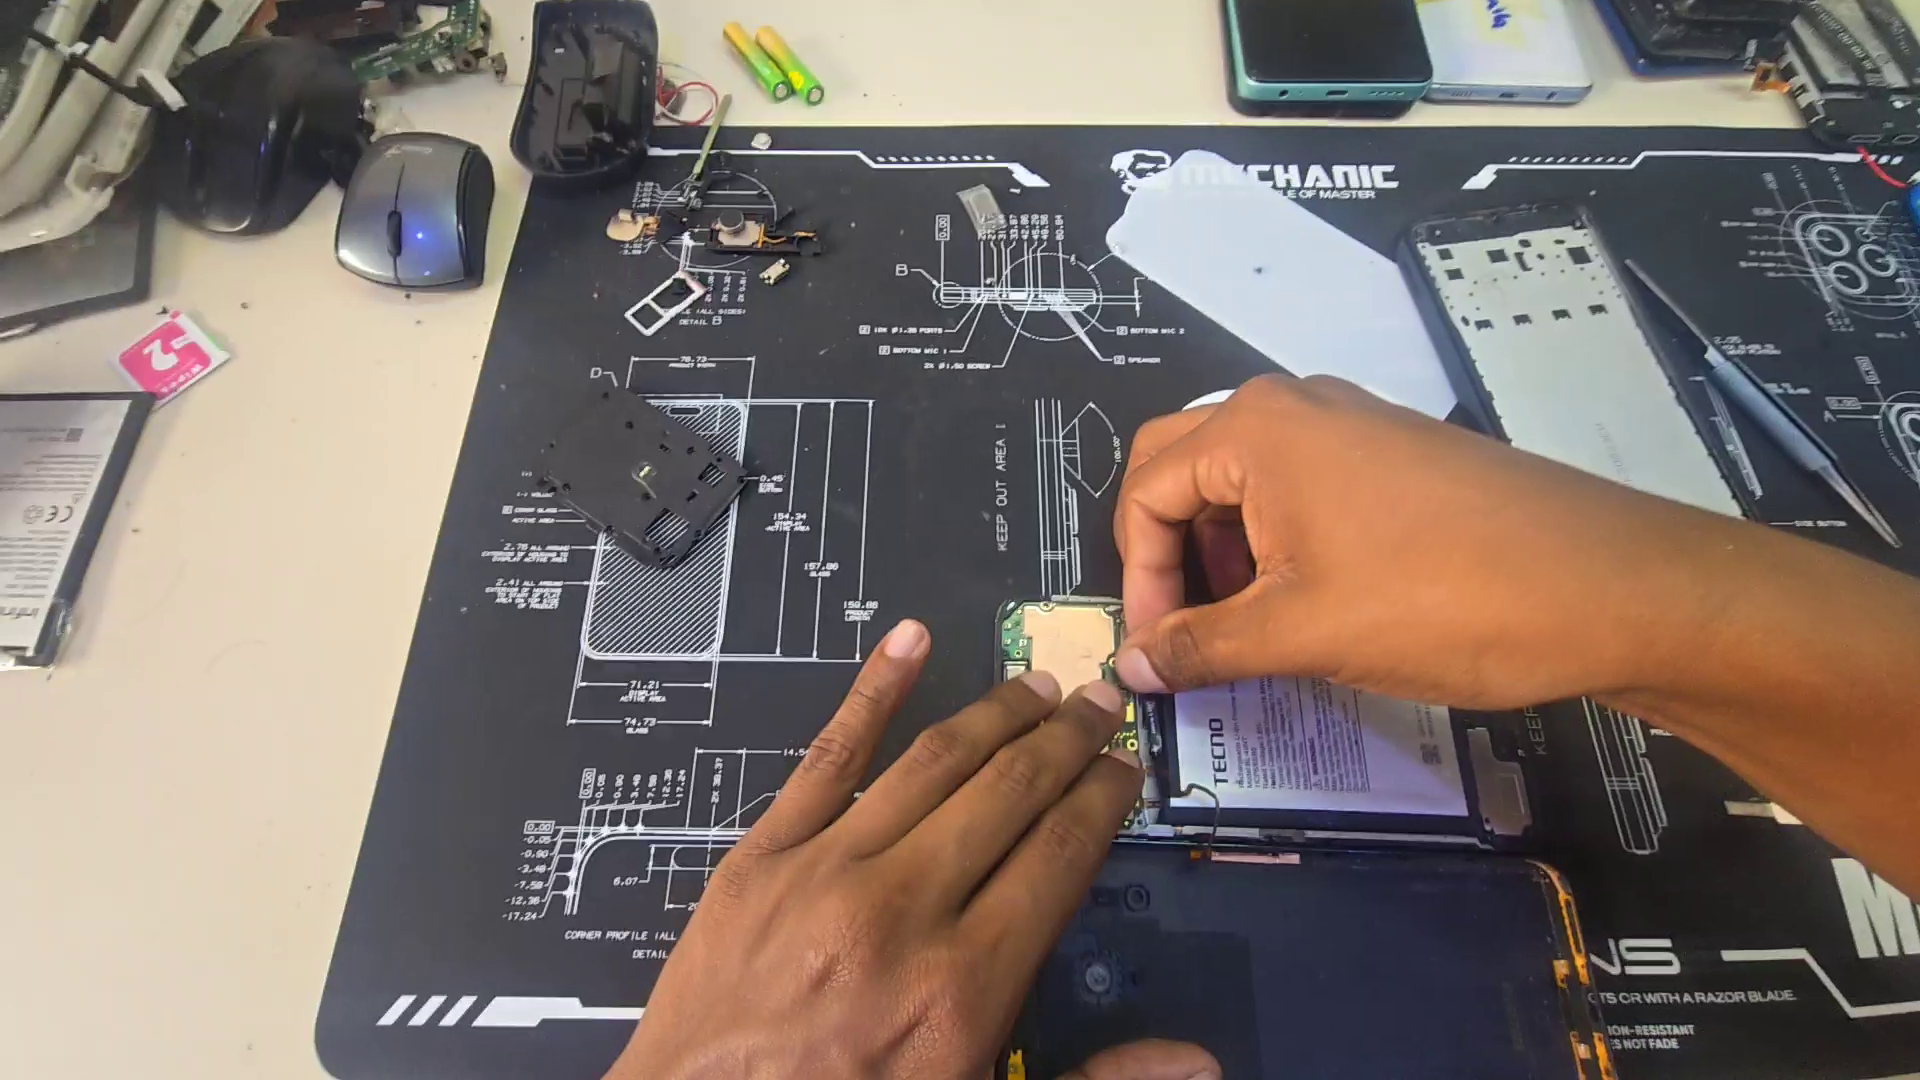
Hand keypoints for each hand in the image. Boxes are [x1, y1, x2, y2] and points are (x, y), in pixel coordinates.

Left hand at [605, 619, 1216, 1079]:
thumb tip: (1201, 1060)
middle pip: (1007, 791)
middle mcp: (902, 908)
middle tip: (1097, 702)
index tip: (1122, 765)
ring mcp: (826, 866)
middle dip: (1065, 738)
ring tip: (1037, 685)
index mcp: (963, 985)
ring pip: (935, 761)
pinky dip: (875, 691)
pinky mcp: (765, 850)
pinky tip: (910, 640)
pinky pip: (830, 755)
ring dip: (997, 713)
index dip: (1100, 796)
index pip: (1058, 852)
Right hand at [1111, 373, 1748, 707]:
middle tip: (1183, 619)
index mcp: (1252, 430)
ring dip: (1213, 547)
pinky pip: (1285, 482)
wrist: (1626, 590)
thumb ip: (1197, 647)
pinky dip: (1264, 536)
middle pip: (1175, 470)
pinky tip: (1295, 592)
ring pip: (1230, 478)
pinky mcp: (1380, 450)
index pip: (1144, 494)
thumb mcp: (1299, 632)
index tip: (1157, 649)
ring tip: (1242, 617)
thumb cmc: (1442, 600)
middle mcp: (1287, 406)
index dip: (1138, 578)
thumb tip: (1128, 668)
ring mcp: (1340, 422)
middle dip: (1164, 550)